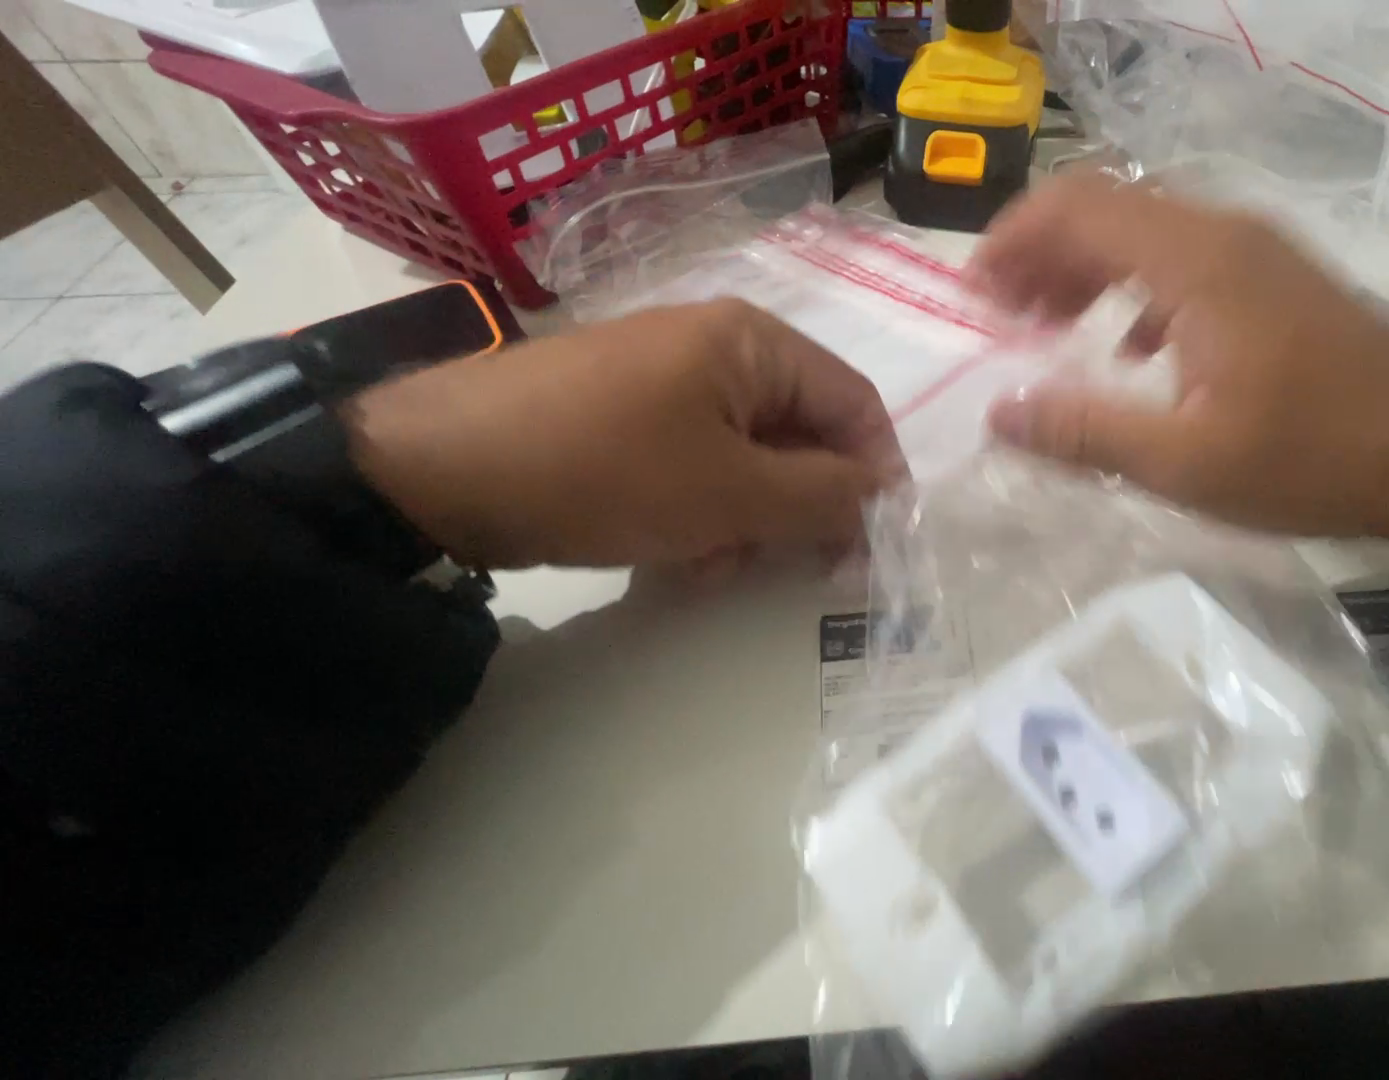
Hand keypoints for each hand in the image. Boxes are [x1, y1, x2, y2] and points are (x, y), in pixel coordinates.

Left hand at [344, 299, 903, 569]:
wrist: (438, 469)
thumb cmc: (608, 470)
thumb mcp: (734, 493)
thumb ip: (827, 496)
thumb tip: (887, 496)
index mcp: (756, 344)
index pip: (856, 404)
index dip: (878, 473)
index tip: (879, 541)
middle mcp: (721, 351)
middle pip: (805, 436)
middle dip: (803, 508)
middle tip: (795, 567)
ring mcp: (672, 384)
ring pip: (754, 462)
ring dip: (751, 522)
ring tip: (710, 562)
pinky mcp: (634, 419)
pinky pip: (704, 468)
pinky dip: (706, 514)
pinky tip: (676, 553)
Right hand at [969, 176, 1388, 544]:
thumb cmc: (1310, 459)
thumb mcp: (1184, 461)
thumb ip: (1083, 431)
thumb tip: (999, 413)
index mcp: (1196, 261)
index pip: (1078, 206)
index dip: (1011, 240)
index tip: (973, 295)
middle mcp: (1223, 234)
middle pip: (1106, 210)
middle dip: (1040, 256)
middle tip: (1000, 318)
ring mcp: (1254, 252)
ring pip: (1144, 234)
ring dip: (1084, 272)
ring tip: (1047, 331)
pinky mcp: (1273, 280)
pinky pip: (1181, 262)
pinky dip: (1133, 291)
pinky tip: (1128, 351)